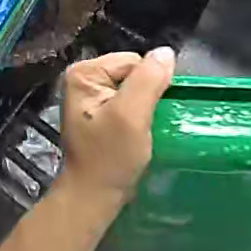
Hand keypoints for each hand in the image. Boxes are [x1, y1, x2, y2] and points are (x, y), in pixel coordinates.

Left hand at [58, 47, 174, 202]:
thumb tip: (166, 52)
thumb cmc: (109, 157)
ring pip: (135, 89)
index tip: (146, 112)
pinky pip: (130, 104)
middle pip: (134, 72)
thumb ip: (148, 80)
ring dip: (144, 108)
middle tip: (143, 123)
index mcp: (84, 73)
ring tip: (141, 130)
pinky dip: (138, 117)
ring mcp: (91, 97)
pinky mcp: (100, 114)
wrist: (93, 198)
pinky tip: (136, 133)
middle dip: (145, 96)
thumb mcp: (131, 116)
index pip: (133, 61)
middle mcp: (84, 79)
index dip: (148, 84)